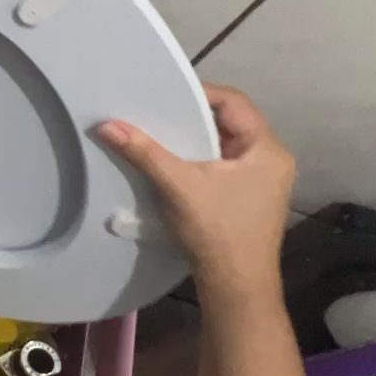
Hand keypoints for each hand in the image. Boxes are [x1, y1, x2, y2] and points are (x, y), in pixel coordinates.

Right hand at [99, 84, 296, 298]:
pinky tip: (166, 157)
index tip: (161, 92)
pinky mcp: (245, 193)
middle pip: (227, 120)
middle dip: (189, 113)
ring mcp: (259, 177)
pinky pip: (217, 159)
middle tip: (152, 108)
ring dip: (189, 135)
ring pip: (221, 141)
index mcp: (267, 150)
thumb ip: (144, 152)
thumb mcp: (178, 185)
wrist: (235, 284)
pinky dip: (193, 153)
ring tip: (154, 129)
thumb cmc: (217, 230)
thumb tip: (106, 124)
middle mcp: (269, 158)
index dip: (198, 92)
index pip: (233, 102)